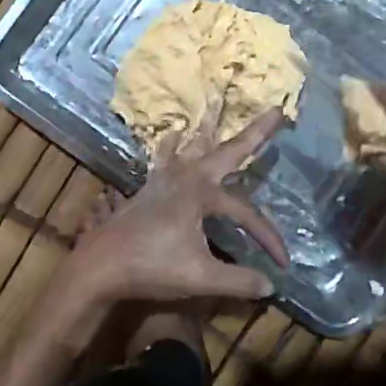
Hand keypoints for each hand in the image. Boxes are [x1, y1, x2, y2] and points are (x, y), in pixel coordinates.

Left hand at [64, 109, 290, 305]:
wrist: (101, 263)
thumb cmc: (151, 266)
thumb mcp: (201, 278)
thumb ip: (239, 280)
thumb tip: (270, 282)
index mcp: (200, 193)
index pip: (246, 214)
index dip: (267, 237)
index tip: (283, 263)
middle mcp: (184, 176)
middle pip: (226, 151)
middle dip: (253, 133)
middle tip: (275, 110)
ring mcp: (164, 178)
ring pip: (194, 148)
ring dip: (210, 130)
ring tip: (217, 103)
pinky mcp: (150, 187)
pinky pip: (167, 156)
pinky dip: (175, 144)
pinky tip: (175, 133)